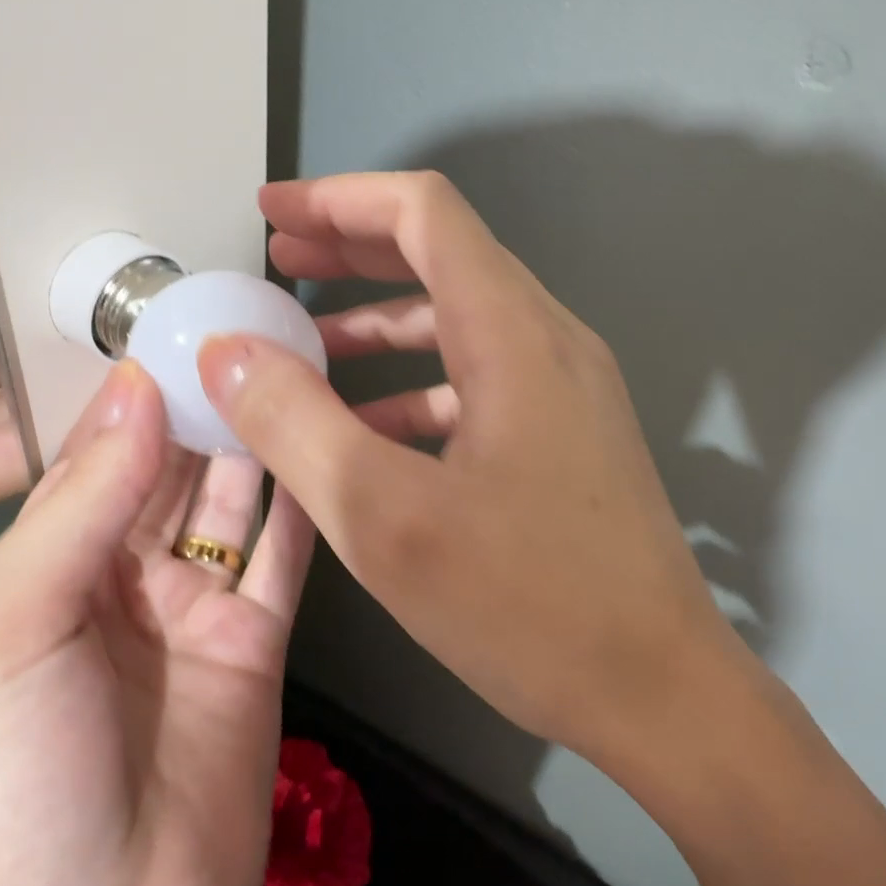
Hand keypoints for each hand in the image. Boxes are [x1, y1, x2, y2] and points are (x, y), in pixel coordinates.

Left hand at [0, 362, 314, 885]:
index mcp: (33, 573)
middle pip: (163, 472)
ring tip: (289, 361)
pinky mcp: (260, 643)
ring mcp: (195, 613)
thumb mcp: (3, 637)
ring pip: (230, 504)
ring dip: (252, 439)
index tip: (166, 312)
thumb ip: (77, 511)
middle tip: (245, 320)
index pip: (83, 458)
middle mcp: (116, 583)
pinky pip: (284, 559)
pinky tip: (322, 440)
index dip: (121, 389)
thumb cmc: (14, 790)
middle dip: (195, 403)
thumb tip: (136, 393)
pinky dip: (303, 502)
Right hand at [201, 173, 885, 885]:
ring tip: (308, 349)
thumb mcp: (386, 518)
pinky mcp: (576, 444)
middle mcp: (555, 346)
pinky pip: (490, 388)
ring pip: (467, 328)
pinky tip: (374, 434)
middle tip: (277, 263)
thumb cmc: (526, 604)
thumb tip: (227, 350)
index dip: (340, 198)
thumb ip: (295, 424)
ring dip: (387, 327)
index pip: (425, 213)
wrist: (658, 687)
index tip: (270, 215)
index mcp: (516, 336)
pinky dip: (424, 390)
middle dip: (355, 253)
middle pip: (447, 260)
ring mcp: (574, 397)